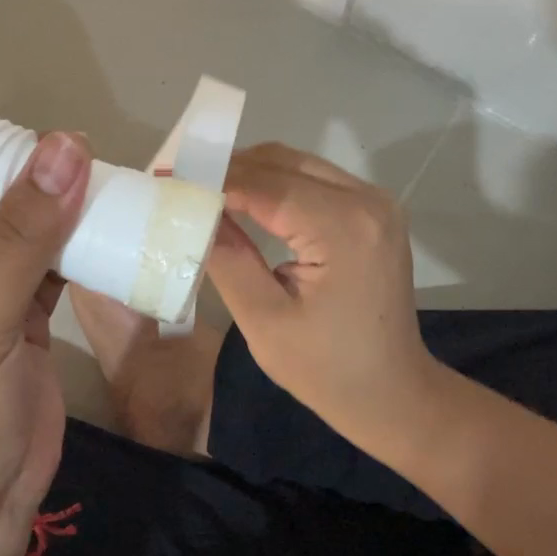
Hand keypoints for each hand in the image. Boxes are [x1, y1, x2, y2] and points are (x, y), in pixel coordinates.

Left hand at [0, 132, 91, 555]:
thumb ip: (19, 236)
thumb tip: (67, 145)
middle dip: (5, 162)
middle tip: (62, 134)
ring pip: (9, 224)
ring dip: (47, 202)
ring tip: (97, 167)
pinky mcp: (18, 318)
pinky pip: (44, 262)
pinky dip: (72, 244)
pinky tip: (106, 220)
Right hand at [204, 143, 439, 435]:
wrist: (388, 392)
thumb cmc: (324, 368)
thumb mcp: (264, 320)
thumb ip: (229, 260)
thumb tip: (194, 213)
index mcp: (343, 228)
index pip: (267, 185)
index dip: (214, 179)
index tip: (167, 179)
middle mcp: (367, 202)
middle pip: (285, 163)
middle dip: (230, 170)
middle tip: (180, 182)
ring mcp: (376, 206)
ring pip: (301, 167)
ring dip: (253, 176)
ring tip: (204, 191)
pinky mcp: (374, 216)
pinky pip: (318, 184)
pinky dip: (278, 188)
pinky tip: (245, 204)